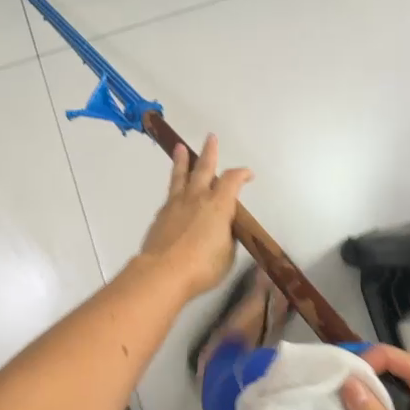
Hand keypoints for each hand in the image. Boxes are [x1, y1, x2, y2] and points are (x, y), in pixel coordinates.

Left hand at [136, 136, 251, 298]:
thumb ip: (226, 236)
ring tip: (180, 147)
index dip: (241, 174)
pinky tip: (175, 190)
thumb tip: (221, 229)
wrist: (164, 271)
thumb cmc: (202, 266)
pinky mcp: (161, 214)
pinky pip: (171, 193)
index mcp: (218, 205)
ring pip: (181, 176)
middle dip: (209, 152)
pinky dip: (174, 186)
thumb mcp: (226, 254)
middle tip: (210, 137)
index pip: (232, 181)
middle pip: (204, 168)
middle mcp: (197, 197)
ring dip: (182, 161)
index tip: (248, 174)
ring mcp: (176, 203)